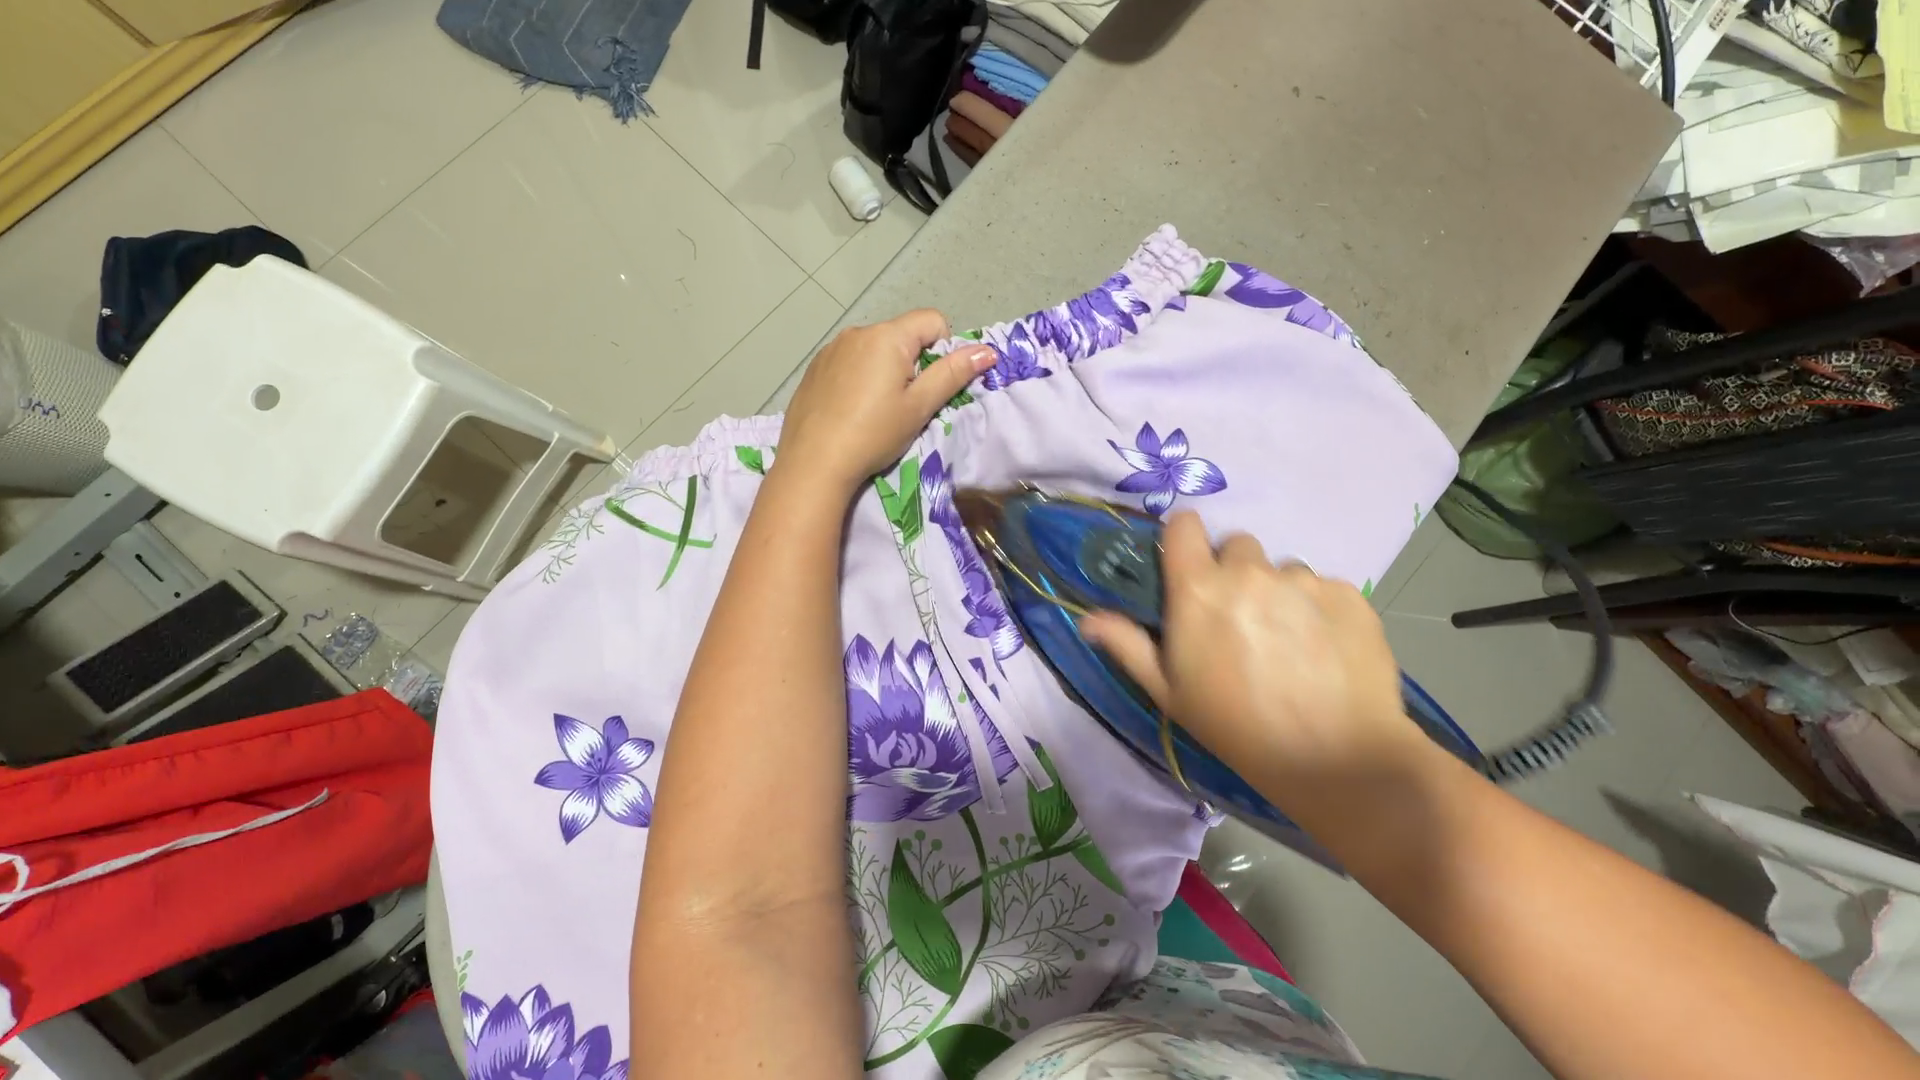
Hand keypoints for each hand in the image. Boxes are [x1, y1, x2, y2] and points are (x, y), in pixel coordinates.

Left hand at [776, 309, 995, 495]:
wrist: (813, 462)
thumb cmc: (873, 434)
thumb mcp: (919, 406)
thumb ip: (952, 374)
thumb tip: (987, 350)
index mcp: (887, 336)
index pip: (933, 321)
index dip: (943, 350)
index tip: (931, 385)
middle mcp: (858, 332)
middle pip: (902, 335)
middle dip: (912, 363)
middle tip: (904, 405)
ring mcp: (832, 348)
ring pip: (874, 349)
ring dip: (885, 370)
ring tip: (874, 411)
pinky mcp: (815, 368)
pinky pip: (849, 362)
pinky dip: (859, 378)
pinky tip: (850, 411)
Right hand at [1079, 512, 1432, 813]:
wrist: (1331, 756)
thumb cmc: (1234, 726)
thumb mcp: (1169, 692)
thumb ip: (1128, 645)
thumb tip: (1088, 619)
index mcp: (1198, 588)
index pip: (1184, 525)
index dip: (1184, 540)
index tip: (1189, 566)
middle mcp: (1249, 571)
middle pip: (1237, 546)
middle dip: (1234, 572)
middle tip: (1240, 619)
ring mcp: (1303, 580)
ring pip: (1283, 570)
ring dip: (1279, 593)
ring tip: (1289, 642)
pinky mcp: (1349, 594)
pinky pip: (1324, 588)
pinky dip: (1320, 610)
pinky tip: (1323, 651)